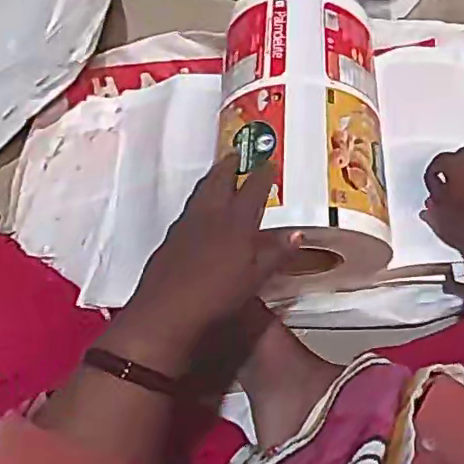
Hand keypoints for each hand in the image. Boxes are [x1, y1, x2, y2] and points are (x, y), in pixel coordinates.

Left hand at [117, 154, 294, 347]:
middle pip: (221, 180)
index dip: (263, 174)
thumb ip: (276, 253)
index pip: (253, 189)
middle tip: (237, 153)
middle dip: (231, 165)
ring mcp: (187, 224)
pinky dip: (199, 199)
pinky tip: (201, 210)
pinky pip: (189, 208)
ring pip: (202, 190)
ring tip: (219, 172)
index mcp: (236, 221)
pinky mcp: (172, 237)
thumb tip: (296, 235)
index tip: (270, 163)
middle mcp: (211, 214)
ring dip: (213, 178)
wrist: (167, 310)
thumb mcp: (256, 277)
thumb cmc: (217, 294)